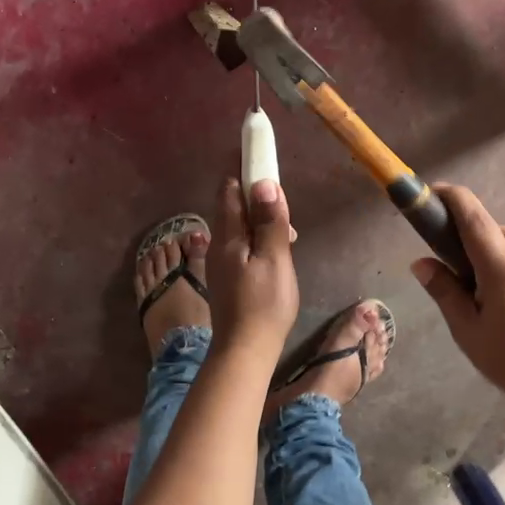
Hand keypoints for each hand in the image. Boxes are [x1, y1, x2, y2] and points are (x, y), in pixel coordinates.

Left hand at [208, 177, 298, 351]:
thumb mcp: (274, 259)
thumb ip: (269, 221)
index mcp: (228, 236)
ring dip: (259, 221)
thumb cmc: (264, 304)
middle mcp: (218, 245)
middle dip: (256, 196)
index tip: (259, 153)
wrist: (244, 351)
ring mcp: (220, 263)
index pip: (230, 189)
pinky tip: (273, 255)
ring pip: (238, 228)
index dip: (243, 169)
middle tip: (283, 205)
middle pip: (232, 207)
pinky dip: (256, 239)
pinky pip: (241, 246)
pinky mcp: (227, 279)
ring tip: (286, 235)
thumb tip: (263, 182)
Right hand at [411, 184, 504, 405]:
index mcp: (503, 269)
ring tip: (488, 296)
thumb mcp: (468, 331)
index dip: (452, 198)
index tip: (434, 192)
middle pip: (496, 231)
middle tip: (458, 269)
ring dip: (498, 256)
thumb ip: (445, 292)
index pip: (474, 218)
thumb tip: (421, 263)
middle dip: (474, 238)